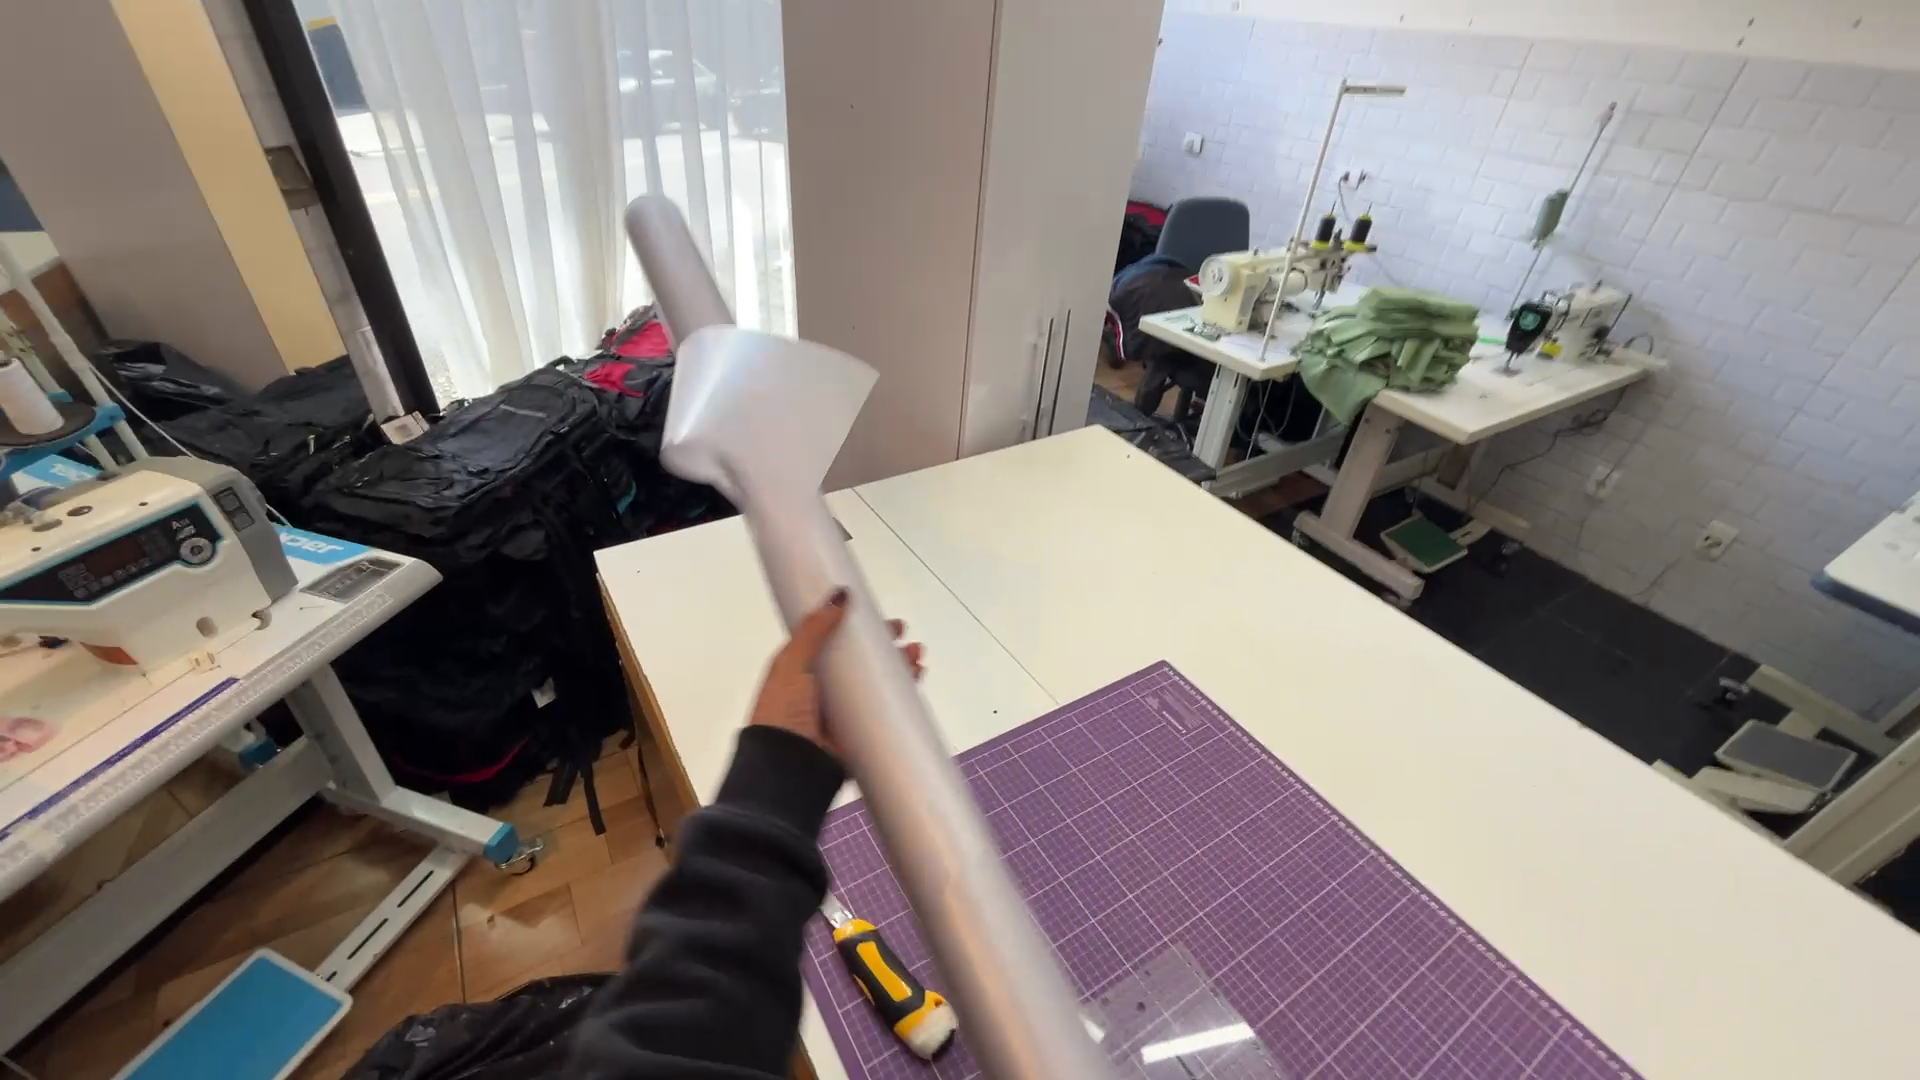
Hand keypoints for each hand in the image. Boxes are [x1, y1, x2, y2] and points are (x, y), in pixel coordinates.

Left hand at [750, 588, 924, 755]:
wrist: (788, 767)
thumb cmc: (784, 711)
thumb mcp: (792, 663)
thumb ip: (815, 629)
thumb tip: (841, 594)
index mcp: (802, 669)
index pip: (835, 640)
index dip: (857, 626)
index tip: (879, 618)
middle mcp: (824, 688)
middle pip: (861, 660)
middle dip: (885, 647)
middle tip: (905, 636)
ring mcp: (843, 711)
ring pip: (877, 683)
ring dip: (899, 668)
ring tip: (917, 657)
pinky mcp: (859, 732)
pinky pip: (884, 709)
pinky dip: (902, 695)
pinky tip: (917, 682)